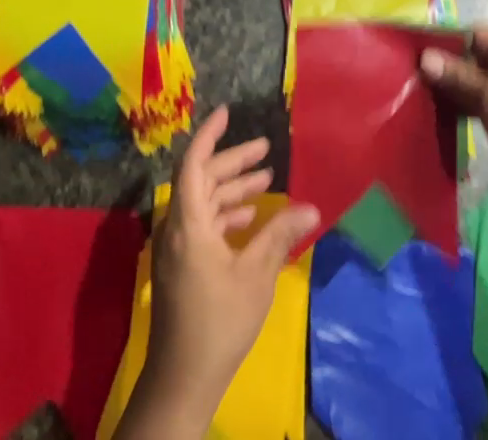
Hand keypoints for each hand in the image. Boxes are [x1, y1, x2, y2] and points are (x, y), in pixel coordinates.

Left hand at [134, 106, 318, 428]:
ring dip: (232, 190)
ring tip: (266, 180)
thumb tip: (311, 208)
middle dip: (233, 163)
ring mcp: (176, 247)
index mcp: (188, 222)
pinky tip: (250, 218)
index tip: (227, 113)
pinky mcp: (181, 265)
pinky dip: (225, 215)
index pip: (194, 164)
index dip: (210, 136)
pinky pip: (202, 224)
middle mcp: (176, 227)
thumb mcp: (256, 275)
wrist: (184, 374)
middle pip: (202, 181)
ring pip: (203, 203)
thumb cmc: (220, 319)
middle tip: (266, 150)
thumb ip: (280, 235)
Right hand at [420, 27, 487, 194]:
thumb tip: (425, 56)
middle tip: (418, 76)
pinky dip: (468, 102)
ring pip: (479, 79)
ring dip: (456, 86)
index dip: (448, 42)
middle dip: (450, 66)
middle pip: (478, 56)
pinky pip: (486, 97)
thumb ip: (457, 74)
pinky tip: (444, 110)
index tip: (420, 54)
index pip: (478, 34)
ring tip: (426, 93)